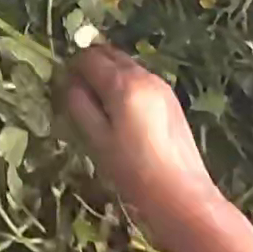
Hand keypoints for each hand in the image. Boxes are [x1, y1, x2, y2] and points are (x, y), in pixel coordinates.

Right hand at [63, 45, 222, 246]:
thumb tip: (69, 81)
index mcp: (122, 83)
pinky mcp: (170, 97)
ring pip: (123, 63)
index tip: (66, 86)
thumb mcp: (96, 137)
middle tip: (81, 90)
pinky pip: (138, 76)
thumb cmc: (134, 170)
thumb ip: (77, 102)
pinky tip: (124, 109)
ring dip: (107, 72)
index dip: (72, 68)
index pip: (87, 57)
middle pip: (107, 53)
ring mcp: (160, 84)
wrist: (185, 199)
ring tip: (103, 103)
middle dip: (90, 64)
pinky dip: (124, 81)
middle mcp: (142, 75)